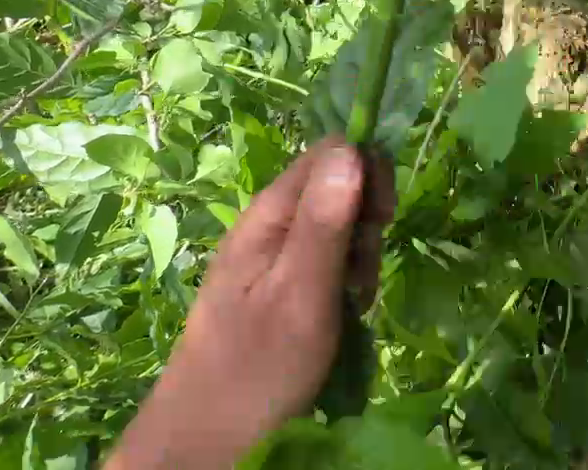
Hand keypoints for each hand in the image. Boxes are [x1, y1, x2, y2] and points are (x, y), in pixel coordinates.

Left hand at [107, 139, 365, 469]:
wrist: (203, 449)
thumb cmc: (257, 369)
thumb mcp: (302, 292)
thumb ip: (326, 220)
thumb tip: (352, 147)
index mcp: (270, 213)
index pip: (333, 151)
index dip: (367, 171)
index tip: (384, 218)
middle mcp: (269, 222)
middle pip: (338, 183)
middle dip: (367, 217)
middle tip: (365, 267)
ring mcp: (272, 254)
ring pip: (338, 221)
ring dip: (361, 251)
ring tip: (355, 296)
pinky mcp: (278, 282)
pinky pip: (327, 256)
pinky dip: (348, 275)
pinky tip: (347, 307)